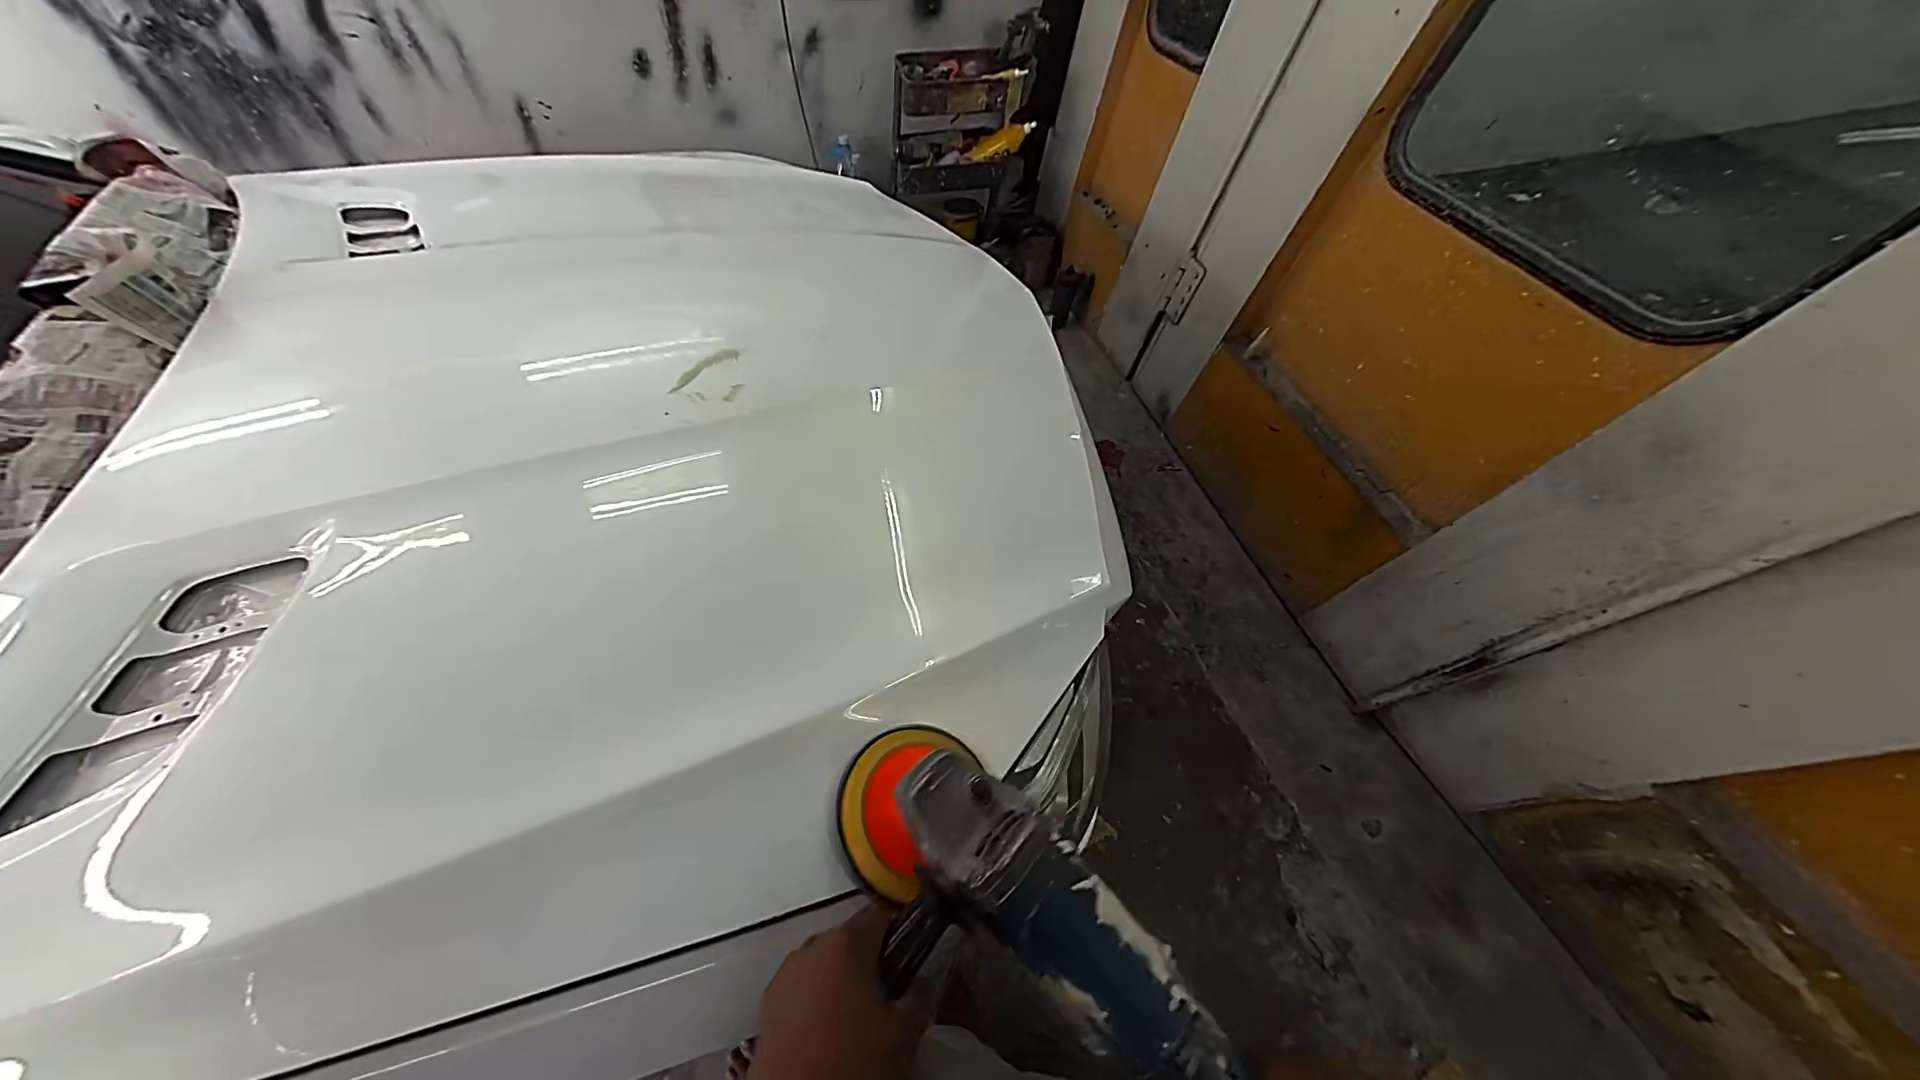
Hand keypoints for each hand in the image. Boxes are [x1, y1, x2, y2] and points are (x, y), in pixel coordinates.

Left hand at [749, 903, 931, 1079]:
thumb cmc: (853, 1060)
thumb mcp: (902, 1033)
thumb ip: (921, 996)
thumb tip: (928, 980)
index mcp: (848, 943)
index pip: (880, 914)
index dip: (898, 927)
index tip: (910, 946)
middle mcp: (814, 946)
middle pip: (850, 937)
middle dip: (868, 956)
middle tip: (887, 988)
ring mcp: (787, 971)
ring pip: (824, 959)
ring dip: (840, 974)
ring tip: (855, 1012)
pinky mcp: (768, 1000)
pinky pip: (801, 984)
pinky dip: (815, 994)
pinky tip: (826, 1026)